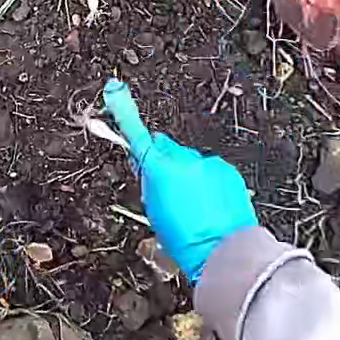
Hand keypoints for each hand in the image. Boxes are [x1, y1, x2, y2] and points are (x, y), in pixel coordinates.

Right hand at [103, 78, 256, 280]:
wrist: (225, 251)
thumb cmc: (185, 238)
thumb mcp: (155, 210)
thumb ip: (150, 181)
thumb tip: (148, 166)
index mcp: (160, 170)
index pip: (137, 135)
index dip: (125, 113)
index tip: (114, 88)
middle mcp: (183, 159)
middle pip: (165, 148)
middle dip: (163, 159)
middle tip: (166, 186)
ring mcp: (206, 163)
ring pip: (189, 159)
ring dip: (187, 172)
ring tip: (193, 204)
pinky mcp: (225, 169)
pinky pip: (209, 168)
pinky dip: (207, 180)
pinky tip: (209, 202)